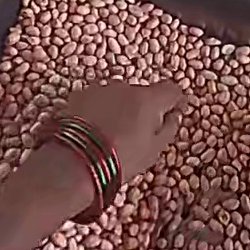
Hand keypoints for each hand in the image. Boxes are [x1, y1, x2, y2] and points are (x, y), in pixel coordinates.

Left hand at [60, 80, 185, 179]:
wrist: (74, 162)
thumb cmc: (120, 159)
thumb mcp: (153, 150)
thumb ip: (169, 128)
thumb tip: (175, 115)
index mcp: (148, 99)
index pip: (171, 89)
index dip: (175, 100)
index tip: (174, 111)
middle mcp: (124, 87)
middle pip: (142, 93)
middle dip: (143, 108)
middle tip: (137, 134)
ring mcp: (99, 89)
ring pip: (117, 96)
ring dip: (119, 109)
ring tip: (111, 135)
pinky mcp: (78, 95)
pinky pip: (96, 100)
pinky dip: (98, 111)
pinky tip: (94, 130)